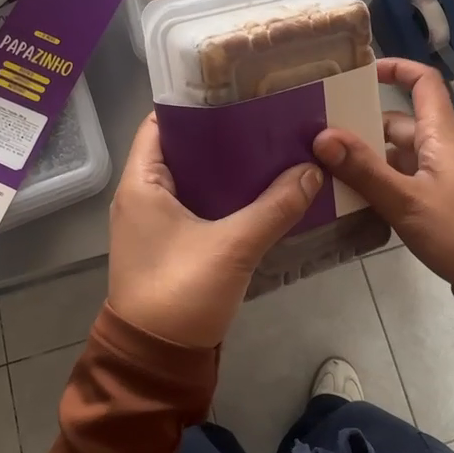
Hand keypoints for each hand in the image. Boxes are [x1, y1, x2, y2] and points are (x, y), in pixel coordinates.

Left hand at [107, 114, 325, 347]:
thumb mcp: (233, 246)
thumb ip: (274, 207)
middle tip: (266, 117)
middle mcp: (142, 195)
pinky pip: (199, 205)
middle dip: (222, 134)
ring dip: (228, 167)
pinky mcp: (172, 244)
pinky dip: (226, 195)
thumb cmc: (181, 292)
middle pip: (182, 149)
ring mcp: (156, 222)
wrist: (155, 361)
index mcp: (141, 183)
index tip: (237, 91)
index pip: (161, 123)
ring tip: (272, 146)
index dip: (195, 104)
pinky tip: (263, 191)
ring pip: (194, 179)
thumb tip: (312, 170)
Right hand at [313, 59, 453, 289]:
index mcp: (440, 136)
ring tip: (322, 168)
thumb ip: (365, 170)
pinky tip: (349, 198)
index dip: (396, 69)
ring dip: (364, 160)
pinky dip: (376, 184)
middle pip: (396, 124)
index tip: (360, 73)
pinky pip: (399, 181)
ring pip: (394, 156)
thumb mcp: (407, 201)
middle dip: (360, 127)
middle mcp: (439, 149)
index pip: (423, 83)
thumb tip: (322, 136)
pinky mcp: (436, 202)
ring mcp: (438, 177)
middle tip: (317, 136)